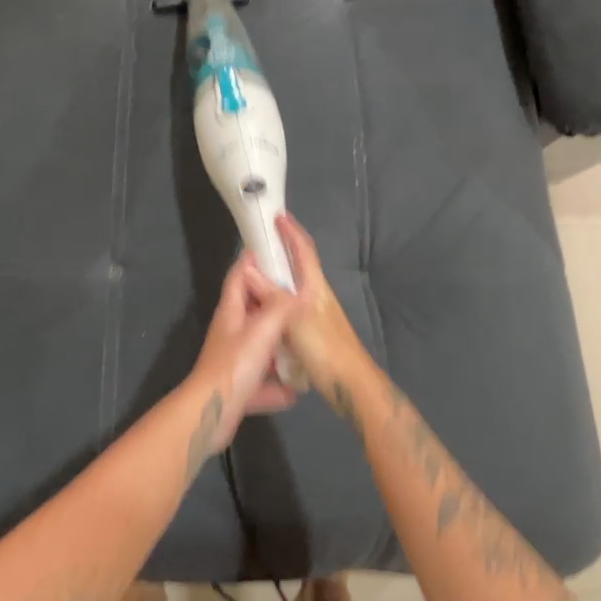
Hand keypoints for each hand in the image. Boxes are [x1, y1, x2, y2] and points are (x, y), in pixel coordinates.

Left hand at [183, 254, 302, 453]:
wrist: (212, 414)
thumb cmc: (234, 365)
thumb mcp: (262, 330)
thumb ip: (280, 308)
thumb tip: (298, 293)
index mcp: (231, 311)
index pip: (240, 275)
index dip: (254, 259)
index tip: (276, 249)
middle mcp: (231, 331)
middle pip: (253, 309)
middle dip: (275, 303)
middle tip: (303, 297)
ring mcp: (234, 360)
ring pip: (260, 345)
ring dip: (279, 345)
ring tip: (305, 342)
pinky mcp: (240, 386)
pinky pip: (264, 381)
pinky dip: (278, 385)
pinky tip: (296, 390)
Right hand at [261, 213, 370, 392]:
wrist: (351, 384)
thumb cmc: (326, 348)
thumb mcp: (295, 319)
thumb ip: (272, 294)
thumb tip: (249, 269)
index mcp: (316, 286)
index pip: (304, 251)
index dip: (292, 232)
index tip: (278, 216)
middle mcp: (316, 295)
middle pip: (300, 266)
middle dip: (283, 251)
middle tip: (259, 243)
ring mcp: (315, 313)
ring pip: (293, 287)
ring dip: (277, 276)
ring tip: (254, 274)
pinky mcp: (311, 331)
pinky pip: (289, 306)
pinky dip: (275, 300)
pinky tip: (263, 309)